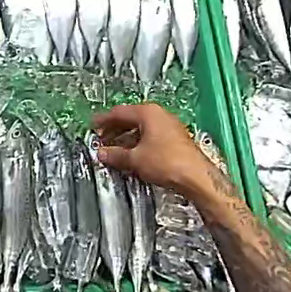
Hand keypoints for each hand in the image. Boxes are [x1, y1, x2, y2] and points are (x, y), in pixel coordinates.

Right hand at [92, 103, 230, 207]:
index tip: (93, 126)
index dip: (103, 120)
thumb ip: (115, 154)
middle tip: (101, 139)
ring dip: (126, 138)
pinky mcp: (176, 140)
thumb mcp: (134, 159)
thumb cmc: (168, 162)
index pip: (119, 112)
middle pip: (130, 119)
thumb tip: (102, 153)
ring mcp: (169, 127)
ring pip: (141, 129)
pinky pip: (151, 137)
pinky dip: (138, 144)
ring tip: (114, 150)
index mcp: (148, 112)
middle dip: (114, 130)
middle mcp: (160, 115)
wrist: (197, 179)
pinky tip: (132, 155)